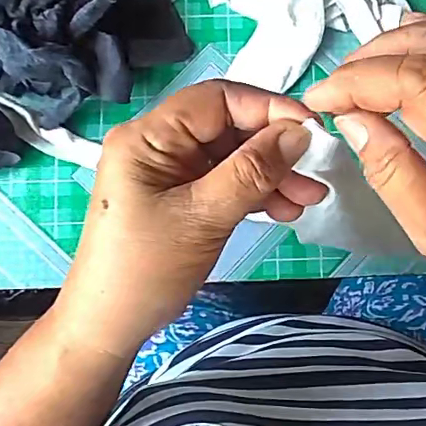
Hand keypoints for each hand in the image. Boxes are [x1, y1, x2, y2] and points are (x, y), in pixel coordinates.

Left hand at [54, 81, 327, 356]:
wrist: (110, 326)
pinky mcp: (184, 198)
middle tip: (315, 173)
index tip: (312, 131)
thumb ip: (253, 170)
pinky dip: (258, 194)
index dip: (268, 108)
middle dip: (276, 149)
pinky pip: (228, 183)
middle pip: (230, 128)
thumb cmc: (145, 269)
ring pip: (235, 157)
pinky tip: (285, 211)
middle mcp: (160, 145)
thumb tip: (300, 133)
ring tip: (308, 200)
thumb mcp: (203, 216)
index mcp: (150, 136)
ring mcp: (172, 173)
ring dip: (274, 175)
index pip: (218, 100)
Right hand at [303, 15, 425, 320]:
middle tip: (333, 95)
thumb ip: (391, 172)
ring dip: (391, 46)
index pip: (422, 82)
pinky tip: (391, 67)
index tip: (321, 102)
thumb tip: (351, 119)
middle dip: (369, 60)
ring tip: (355, 83)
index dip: (362, 81)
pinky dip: (417, 44)